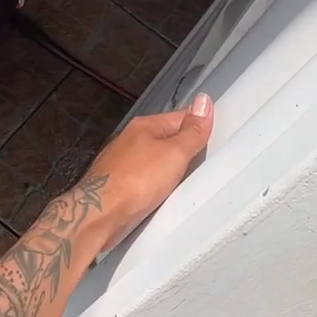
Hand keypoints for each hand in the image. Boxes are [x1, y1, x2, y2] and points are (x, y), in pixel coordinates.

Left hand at [77, 93, 214, 257]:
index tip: (217, 138)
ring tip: (187, 182)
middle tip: (206, 163)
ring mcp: (121, 163)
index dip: (199, 126)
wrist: (99, 215)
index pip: (180, 118)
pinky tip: (163, 195)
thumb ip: (192, 132)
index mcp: (144, 126)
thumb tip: (204, 101)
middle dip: (184, 151)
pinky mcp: (117, 186)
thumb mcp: (175, 153)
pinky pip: (144, 181)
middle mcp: (130, 140)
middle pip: (166, 140)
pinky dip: (155, 186)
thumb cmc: (136, 181)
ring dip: (169, 170)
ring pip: (154, 162)